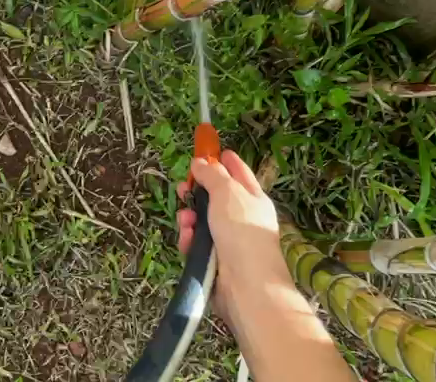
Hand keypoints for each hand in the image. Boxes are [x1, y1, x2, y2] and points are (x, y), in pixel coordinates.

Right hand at [174, 151, 297, 321]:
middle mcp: (241, 217)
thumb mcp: (227, 192)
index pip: (238, 171)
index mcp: (252, 198)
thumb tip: (199, 163)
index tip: (207, 151)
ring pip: (201, 219)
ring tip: (186, 220)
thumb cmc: (242, 231)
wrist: (247, 286)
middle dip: (195, 190)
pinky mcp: (214, 259)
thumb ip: (211, 174)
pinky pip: (196, 242)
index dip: (223, 160)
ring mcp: (227, 240)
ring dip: (189, 216)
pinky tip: (189, 240)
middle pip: (214, 195)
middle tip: (183, 188)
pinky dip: (190, 239)